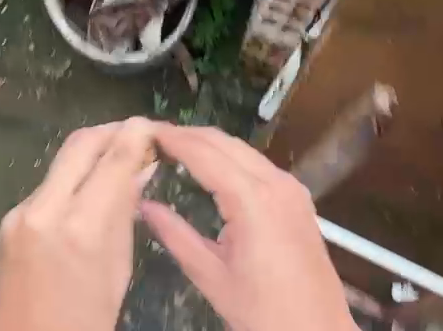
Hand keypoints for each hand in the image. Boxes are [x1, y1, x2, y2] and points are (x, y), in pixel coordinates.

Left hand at [0, 118, 158, 330]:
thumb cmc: (84, 325)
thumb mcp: (117, 274)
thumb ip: (124, 215)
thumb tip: (140, 169)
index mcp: (80, 228)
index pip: (113, 160)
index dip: (136, 135)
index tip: (153, 125)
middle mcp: (45, 208)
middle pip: (81, 144)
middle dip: (111, 132)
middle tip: (137, 134)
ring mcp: (20, 212)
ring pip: (63, 161)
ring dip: (92, 152)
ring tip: (119, 158)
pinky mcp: (8, 220)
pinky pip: (47, 186)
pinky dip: (72, 180)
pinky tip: (89, 191)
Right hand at [140, 123, 357, 330]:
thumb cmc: (264, 314)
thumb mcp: (212, 278)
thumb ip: (175, 236)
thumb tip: (143, 205)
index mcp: (252, 199)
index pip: (203, 153)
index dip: (172, 138)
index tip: (144, 130)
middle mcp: (274, 181)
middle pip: (223, 142)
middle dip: (187, 135)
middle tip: (154, 137)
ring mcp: (290, 186)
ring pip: (242, 148)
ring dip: (208, 143)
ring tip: (175, 148)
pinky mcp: (298, 196)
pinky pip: (257, 163)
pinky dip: (230, 157)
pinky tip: (211, 167)